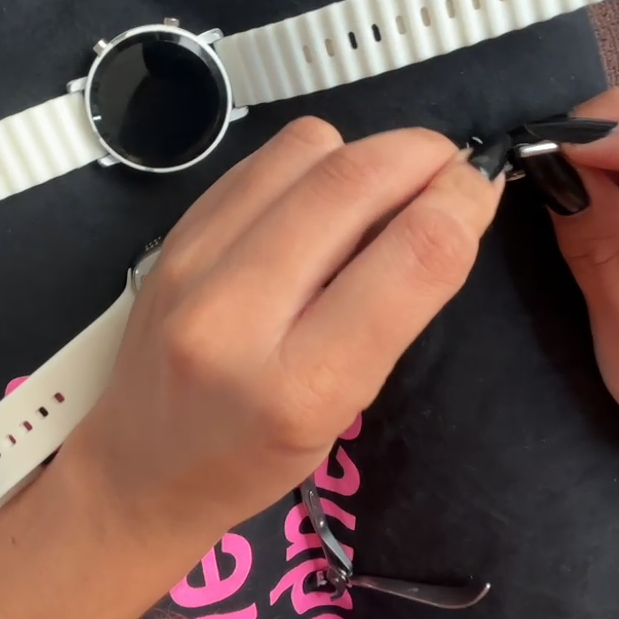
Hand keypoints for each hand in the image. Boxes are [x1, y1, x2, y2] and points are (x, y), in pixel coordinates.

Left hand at [58, 118, 503, 542]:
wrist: (139, 468)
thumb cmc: (253, 459)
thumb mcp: (343, 409)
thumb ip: (393, 307)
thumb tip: (445, 206)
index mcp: (300, 385)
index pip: (409, 259)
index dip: (462, 204)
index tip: (480, 189)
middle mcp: (235, 312)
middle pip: (351, 182)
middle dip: (421, 155)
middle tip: (447, 167)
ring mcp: (190, 263)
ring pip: (304, 150)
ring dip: (364, 151)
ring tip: (377, 188)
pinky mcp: (170, 235)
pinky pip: (260, 160)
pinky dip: (310, 160)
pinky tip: (317, 195)